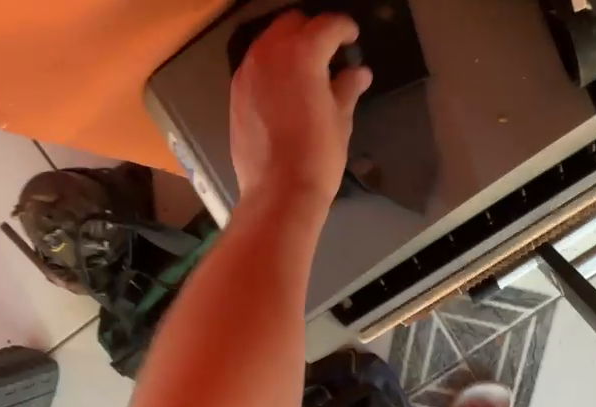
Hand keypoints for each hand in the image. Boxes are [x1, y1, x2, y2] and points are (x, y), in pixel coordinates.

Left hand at [229, 11, 372, 214]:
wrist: (279, 193)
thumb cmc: (318, 158)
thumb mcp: (340, 121)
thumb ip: (347, 89)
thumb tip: (359, 73)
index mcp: (303, 54)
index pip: (327, 26)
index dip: (344, 29)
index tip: (352, 37)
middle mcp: (271, 52)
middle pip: (292, 24)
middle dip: (313, 31)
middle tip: (328, 51)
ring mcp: (248, 71)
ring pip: (270, 42)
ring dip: (289, 47)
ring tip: (305, 70)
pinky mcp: (236, 92)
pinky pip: (256, 66)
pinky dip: (272, 68)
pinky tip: (284, 89)